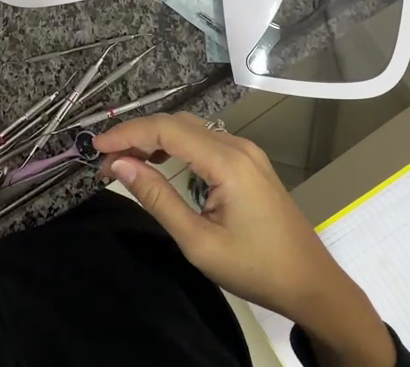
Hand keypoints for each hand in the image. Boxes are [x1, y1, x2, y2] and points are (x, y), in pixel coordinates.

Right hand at [95, 113, 395, 366]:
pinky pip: (204, 141)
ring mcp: (246, 152)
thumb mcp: (199, 242)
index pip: (166, 130)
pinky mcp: (249, 162)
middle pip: (176, 123)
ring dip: (154, 138)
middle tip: (105, 157)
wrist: (314, 286)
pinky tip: (159, 161)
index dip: (127, 134)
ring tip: (125, 160)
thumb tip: (118, 165)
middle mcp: (237, 145)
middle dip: (136, 135)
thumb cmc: (256, 269)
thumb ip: (157, 199)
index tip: (96, 147)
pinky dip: (175, 145)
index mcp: (227, 161)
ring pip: (189, 129)